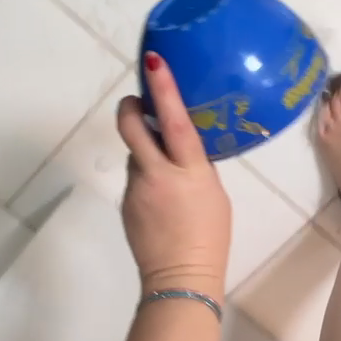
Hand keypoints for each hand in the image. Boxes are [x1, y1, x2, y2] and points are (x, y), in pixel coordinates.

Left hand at [117, 52, 230, 300]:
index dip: (163, 89)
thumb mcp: (214, 194)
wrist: (180, 278)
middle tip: (138, 101)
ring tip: (166, 170)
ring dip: (146, 151)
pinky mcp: (126, 203)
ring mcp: (136, 189)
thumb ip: (195, 168)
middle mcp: (157, 174)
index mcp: (189, 172)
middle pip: (133, 128)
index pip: (175, 122)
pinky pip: (136, 178)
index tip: (153, 61)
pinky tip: (162, 198)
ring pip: (135, 154)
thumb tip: (179, 151)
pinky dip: (146, 177)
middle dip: (132, 108)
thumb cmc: (211, 237)